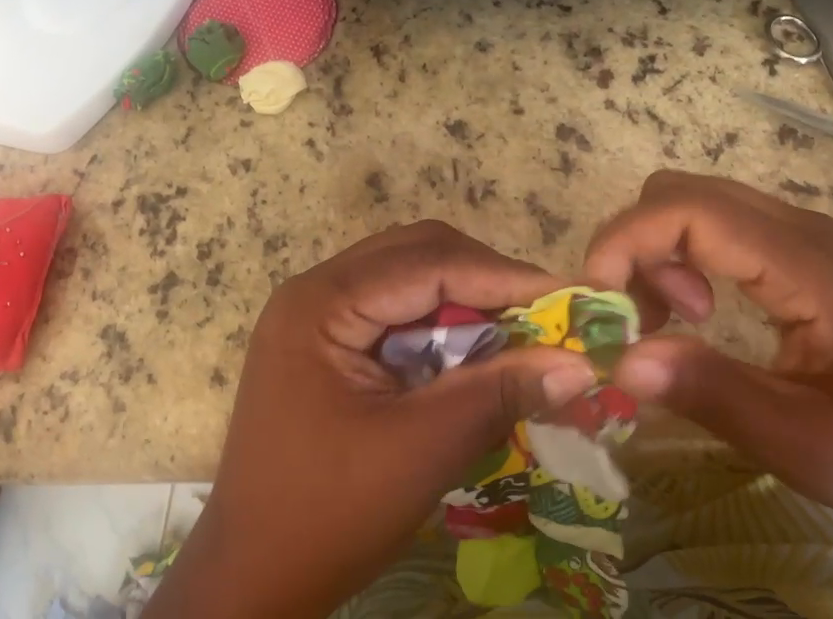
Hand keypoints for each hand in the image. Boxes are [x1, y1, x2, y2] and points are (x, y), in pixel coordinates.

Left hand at [148, 221, 596, 618]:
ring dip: (465, 302)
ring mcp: (315, 317)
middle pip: (415, 256)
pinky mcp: (325, 346)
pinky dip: (440, 327)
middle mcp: (314, 292)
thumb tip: (580, 364)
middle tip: (546, 317)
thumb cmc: (328, 513)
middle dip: (485, 281)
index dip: (503, 276)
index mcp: (321, 303)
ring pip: (407, 280)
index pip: (427, 262)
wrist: (252, 576)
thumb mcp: (420, 450)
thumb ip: (497, 394)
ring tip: (519, 335)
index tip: (569, 298)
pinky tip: (473, 356)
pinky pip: (393, 313)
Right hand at [584, 171, 832, 538]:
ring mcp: (804, 236)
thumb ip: (712, 394)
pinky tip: (700, 314)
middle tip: (647, 320)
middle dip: (639, 245)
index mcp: (808, 266)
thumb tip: (620, 360)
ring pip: (695, 203)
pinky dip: (683, 257)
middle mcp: (803, 230)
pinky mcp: (801, 253)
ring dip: (658, 252)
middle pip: (683, 191)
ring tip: (675, 322)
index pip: (691, 209)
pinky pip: (718, 226)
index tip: (599, 302)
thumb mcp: (805, 444)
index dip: (627, 239)